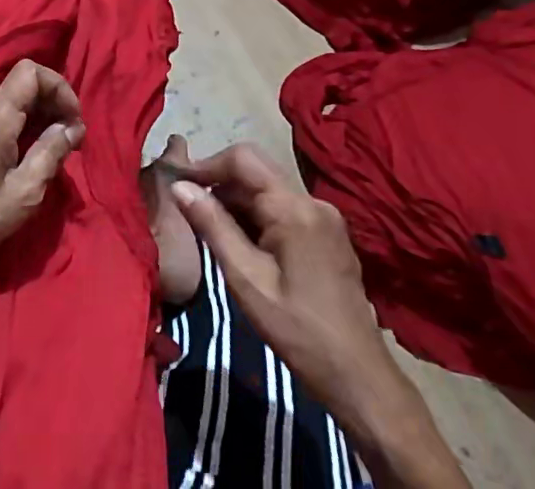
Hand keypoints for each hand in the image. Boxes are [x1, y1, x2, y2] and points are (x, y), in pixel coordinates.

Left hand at [0, 59, 86, 287]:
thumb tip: (73, 128)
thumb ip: (51, 152)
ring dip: (42, 114)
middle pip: (24, 82)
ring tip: (59, 148)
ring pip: (15, 98)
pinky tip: (36, 151)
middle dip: (54, 102)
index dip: (59, 87)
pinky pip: (4, 114)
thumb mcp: (26, 190)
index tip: (73, 121)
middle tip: (72, 139)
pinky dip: (26, 124)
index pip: (30, 71)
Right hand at [167, 145, 467, 488]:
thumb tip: (179, 185)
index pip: (242, 159)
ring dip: (234, 201)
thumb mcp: (245, 276)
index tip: (178, 186)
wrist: (357, 375)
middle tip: (188, 209)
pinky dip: (253, 215)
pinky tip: (238, 242)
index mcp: (295, 209)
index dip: (205, 165)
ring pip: (266, 190)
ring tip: (207, 229)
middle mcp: (313, 203)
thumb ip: (212, 225)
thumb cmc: (296, 327)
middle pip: (255, 171)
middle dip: (217, 183)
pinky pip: (281, 208)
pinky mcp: (326, 235)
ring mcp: (324, 218)